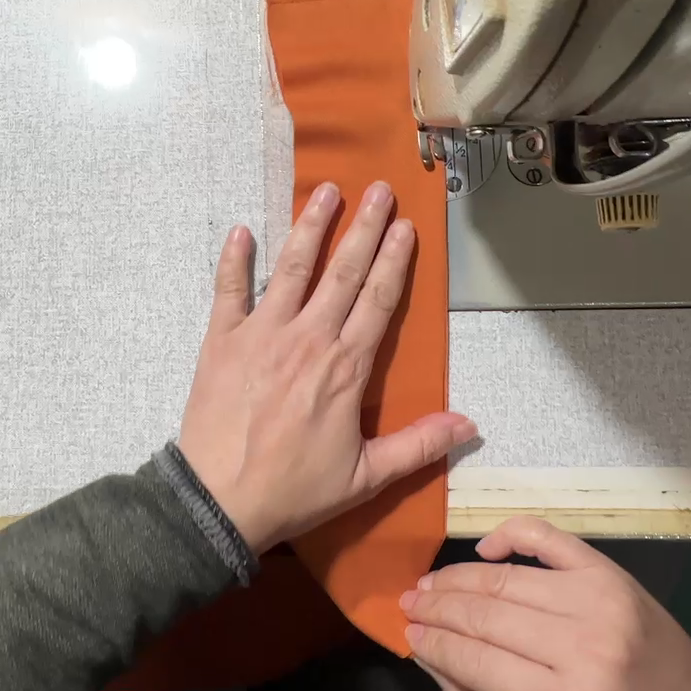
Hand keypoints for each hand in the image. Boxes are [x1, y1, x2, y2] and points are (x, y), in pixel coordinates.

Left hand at [177, 180, 475, 554]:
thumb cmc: (294, 490)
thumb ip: (418, 446)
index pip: (378, 299)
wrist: (220, 502)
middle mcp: (307, 338)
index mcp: (345, 366)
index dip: (394, 260)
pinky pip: (228, 290)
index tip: (404, 225)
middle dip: (363, 227)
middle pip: (343, 272)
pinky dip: (233, 260)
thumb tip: (470, 426)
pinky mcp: (222, 339)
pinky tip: (241, 230)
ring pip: (292, 268)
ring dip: (310, 227)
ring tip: (326, 192)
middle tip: (377, 189)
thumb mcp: (365, 477)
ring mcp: (262, 333)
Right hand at [402, 517, 690, 690]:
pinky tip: (481, 550)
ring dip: (457, 578)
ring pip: (505, 578)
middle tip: (407, 603)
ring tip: (427, 583)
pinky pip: (545, 536)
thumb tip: (430, 658)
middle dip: (436, 608)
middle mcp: (584, 649)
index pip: (478, 662)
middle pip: (486, 615)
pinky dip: (506, 535)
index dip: (434, 643)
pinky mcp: (609, 572)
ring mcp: (598, 601)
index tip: (406, 632)